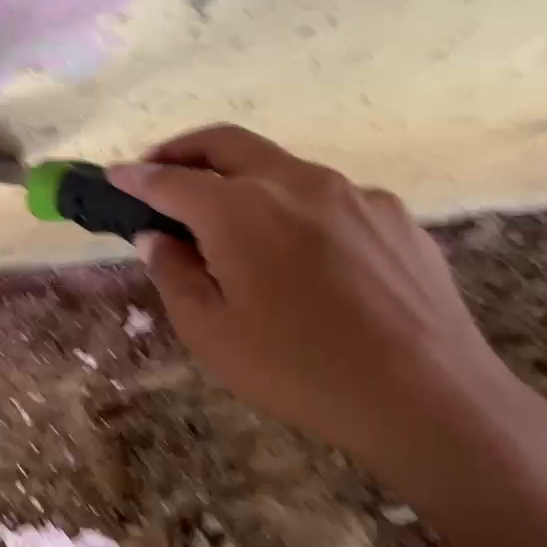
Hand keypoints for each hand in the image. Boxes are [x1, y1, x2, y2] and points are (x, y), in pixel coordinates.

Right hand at [109, 125, 513, 465]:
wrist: (434, 402)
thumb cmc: (299, 368)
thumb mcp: (208, 330)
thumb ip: (173, 272)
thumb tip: (157, 238)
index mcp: (240, 210)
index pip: (170, 179)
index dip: (134, 177)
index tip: (112, 177)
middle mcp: (296, 185)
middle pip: (227, 144)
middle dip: (182, 151)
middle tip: (157, 172)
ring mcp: (355, 198)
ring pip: (281, 168)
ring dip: (241, 180)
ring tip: (229, 222)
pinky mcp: (397, 221)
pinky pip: (329, 199)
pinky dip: (293, 208)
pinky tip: (297, 253)